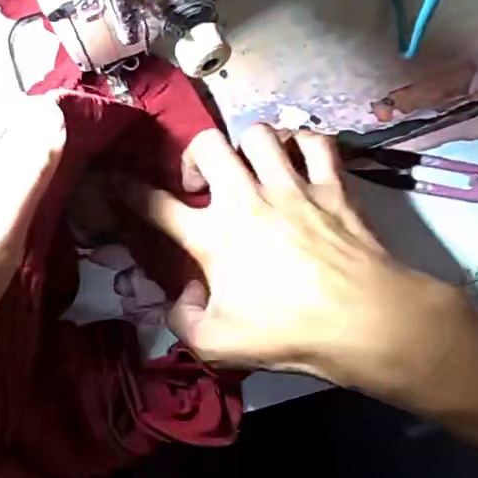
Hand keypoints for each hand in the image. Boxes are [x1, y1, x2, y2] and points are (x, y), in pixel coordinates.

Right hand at [119, 125, 477, 397]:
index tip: (117, 180)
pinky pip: (315, 141)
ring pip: (259, 133)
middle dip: (195, 156)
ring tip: (253, 168)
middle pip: (206, 146)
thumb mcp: (215, 345)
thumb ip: (182, 319)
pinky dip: (304, 143)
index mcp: (213, 236)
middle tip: (204, 183)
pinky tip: (300, 159)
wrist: (360, 318)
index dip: (131, 191)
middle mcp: (247, 198)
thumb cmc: (286, 332)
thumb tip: (183, 294)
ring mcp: (291, 186)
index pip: (157, 205)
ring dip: (248, 147)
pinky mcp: (332, 185)